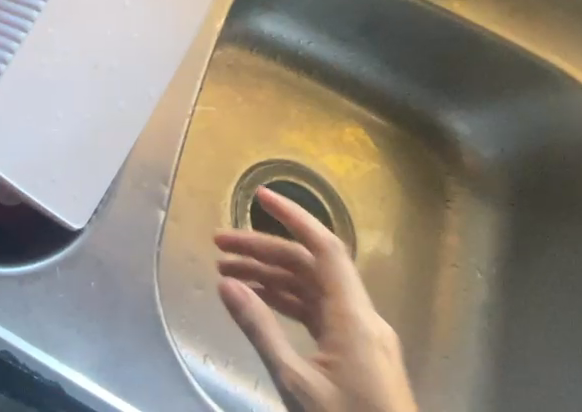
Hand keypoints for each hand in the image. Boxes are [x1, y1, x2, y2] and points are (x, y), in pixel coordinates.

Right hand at [215, 188, 417, 411]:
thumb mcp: (297, 383)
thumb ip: (260, 330)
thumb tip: (226, 283)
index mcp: (355, 318)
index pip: (324, 248)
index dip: (293, 217)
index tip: (258, 196)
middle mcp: (363, 318)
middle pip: (310, 266)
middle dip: (263, 251)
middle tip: (218, 247)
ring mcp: (363, 337)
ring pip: (312, 288)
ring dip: (271, 276)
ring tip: (227, 273)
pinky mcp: (359, 354)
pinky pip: (319, 311)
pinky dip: (286, 299)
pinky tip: (259, 300)